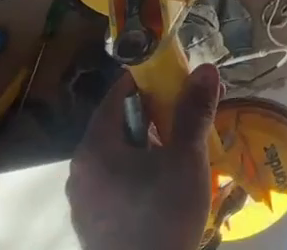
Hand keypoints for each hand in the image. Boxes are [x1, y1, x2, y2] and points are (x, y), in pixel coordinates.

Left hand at [67, 64, 222, 249]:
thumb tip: (205, 69)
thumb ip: (194, 111)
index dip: (150, 79)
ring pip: (121, 151)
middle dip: (158, 110)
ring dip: (153, 139)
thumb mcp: (187, 157)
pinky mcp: (95, 219)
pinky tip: (169, 177)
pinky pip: (119, 176)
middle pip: (121, 123)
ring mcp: (85, 198)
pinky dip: (143, 165)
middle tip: (193, 109)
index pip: (118, 96)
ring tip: (187, 143)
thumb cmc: (163, 213)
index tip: (181, 74)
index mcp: (95, 149)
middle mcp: (81, 170)